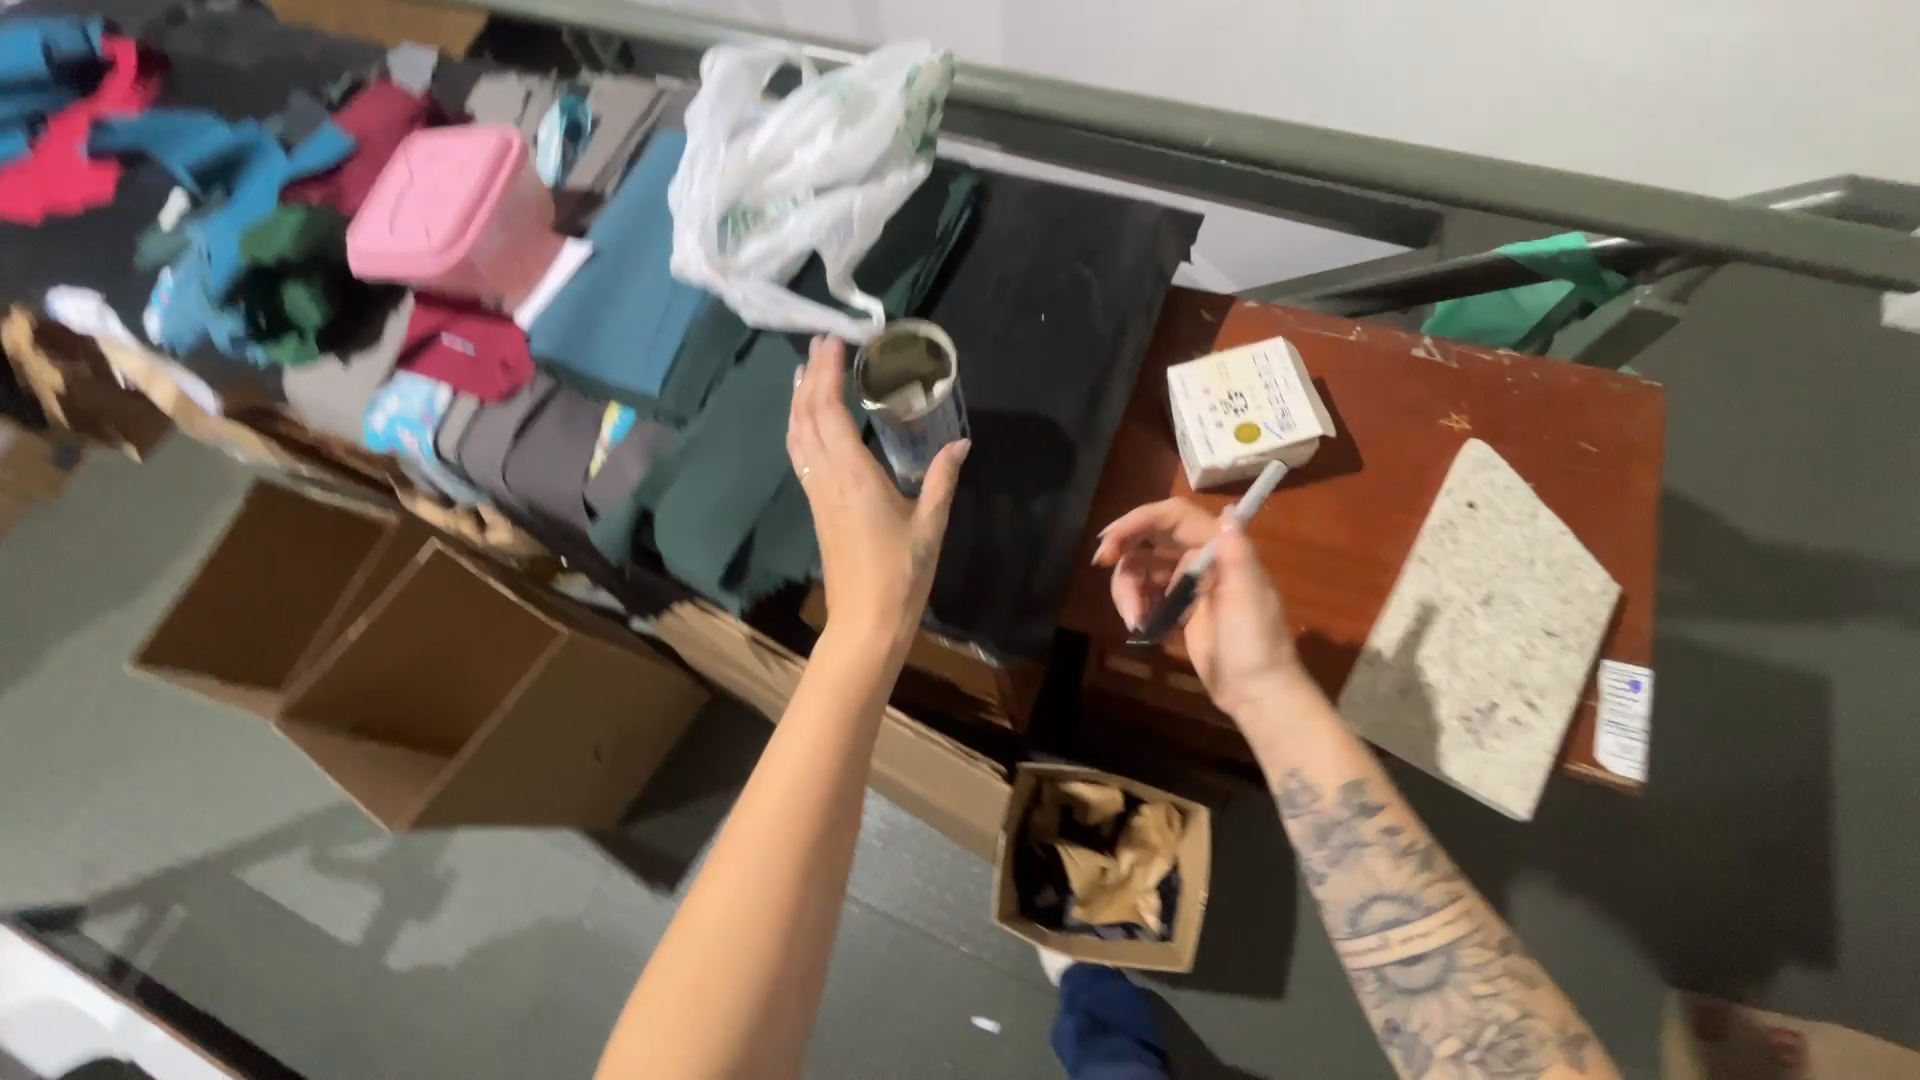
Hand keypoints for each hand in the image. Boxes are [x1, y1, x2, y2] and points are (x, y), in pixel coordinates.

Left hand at [787, 336, 969, 646]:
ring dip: (799, 400)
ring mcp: (816, 494)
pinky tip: (807, 422)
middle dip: (810, 376)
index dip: (826, 374)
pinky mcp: (816, 508)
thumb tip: (961, 442)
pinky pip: (800, 456)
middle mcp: (827, 478)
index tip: (833, 342)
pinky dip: (800, 427)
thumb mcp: (931, 524)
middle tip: (821, 344)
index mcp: (853, 476)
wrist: (866, 620)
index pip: (830, 411)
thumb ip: (943, 479)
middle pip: (807, 417)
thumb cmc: (901, 573)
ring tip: (805, 372)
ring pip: (797, 436)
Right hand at [1093, 498, 1298, 719]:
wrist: (1257, 692)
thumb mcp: (1248, 597)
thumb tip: (1227, 512)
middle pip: (1149, 539)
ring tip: (1133, 619)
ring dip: (1127, 588)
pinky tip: (1140, 626)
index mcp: (1219, 548)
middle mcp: (1200, 558)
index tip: (1111, 538)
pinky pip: (1144, 593)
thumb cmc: (1257, 643)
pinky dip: (1134, 605)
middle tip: (1100, 563)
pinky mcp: (1176, 607)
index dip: (1139, 520)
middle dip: (1123, 549)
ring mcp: (1186, 584)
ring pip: (1140, 568)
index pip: (1172, 517)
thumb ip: (1237, 553)